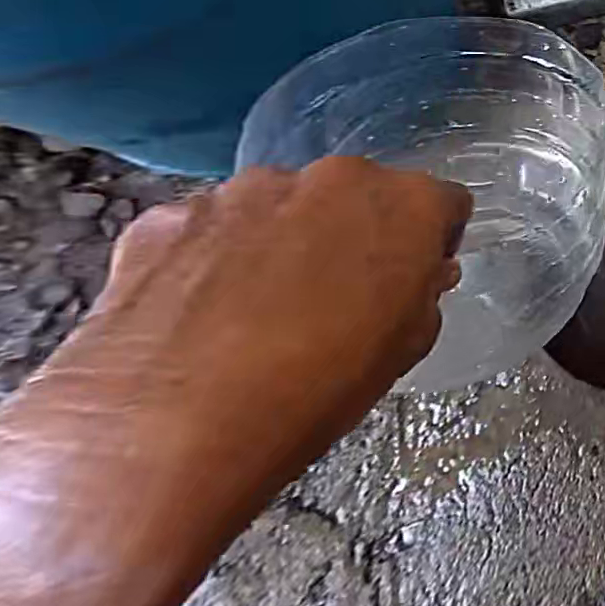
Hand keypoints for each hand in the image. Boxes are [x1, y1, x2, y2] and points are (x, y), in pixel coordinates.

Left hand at [0, 157, 470, 605]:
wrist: (161, 430)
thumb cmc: (318, 389)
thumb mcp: (404, 349)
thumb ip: (424, 294)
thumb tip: (422, 273)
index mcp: (405, 202)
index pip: (443, 204)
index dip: (433, 241)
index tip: (413, 278)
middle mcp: (334, 175)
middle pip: (361, 196)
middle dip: (357, 233)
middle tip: (335, 295)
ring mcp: (246, 187)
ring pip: (284, 204)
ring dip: (285, 239)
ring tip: (254, 308)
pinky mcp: (173, 211)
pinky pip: (212, 225)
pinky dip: (215, 255)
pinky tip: (198, 311)